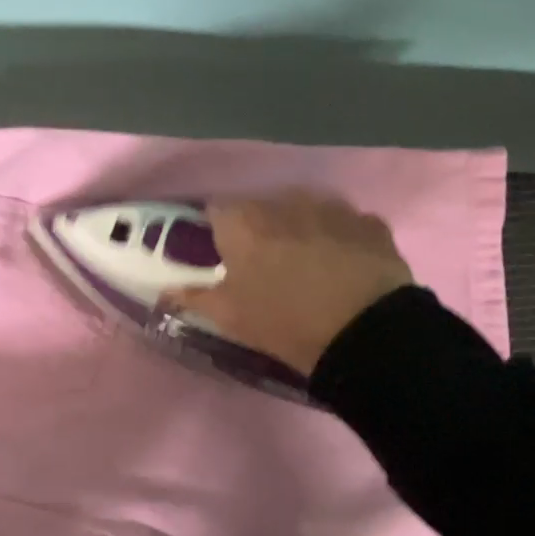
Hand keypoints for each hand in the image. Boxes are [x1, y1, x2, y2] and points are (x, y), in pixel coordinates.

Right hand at [163, 193, 413, 376]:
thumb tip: (163, 292)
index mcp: (243, 222)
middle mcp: (285, 202)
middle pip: (263, 209)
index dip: (216, 233)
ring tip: (308, 267)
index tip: (221, 258)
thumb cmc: (284, 322)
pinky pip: (345, 225)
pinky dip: (340, 240)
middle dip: (260, 231)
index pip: (216, 210)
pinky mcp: (370, 223)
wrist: (365, 333)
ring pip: (305, 213)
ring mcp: (333, 208)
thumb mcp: (230, 317)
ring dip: (301, 231)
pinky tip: (344, 269)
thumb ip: (192, 298)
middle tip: (264, 269)